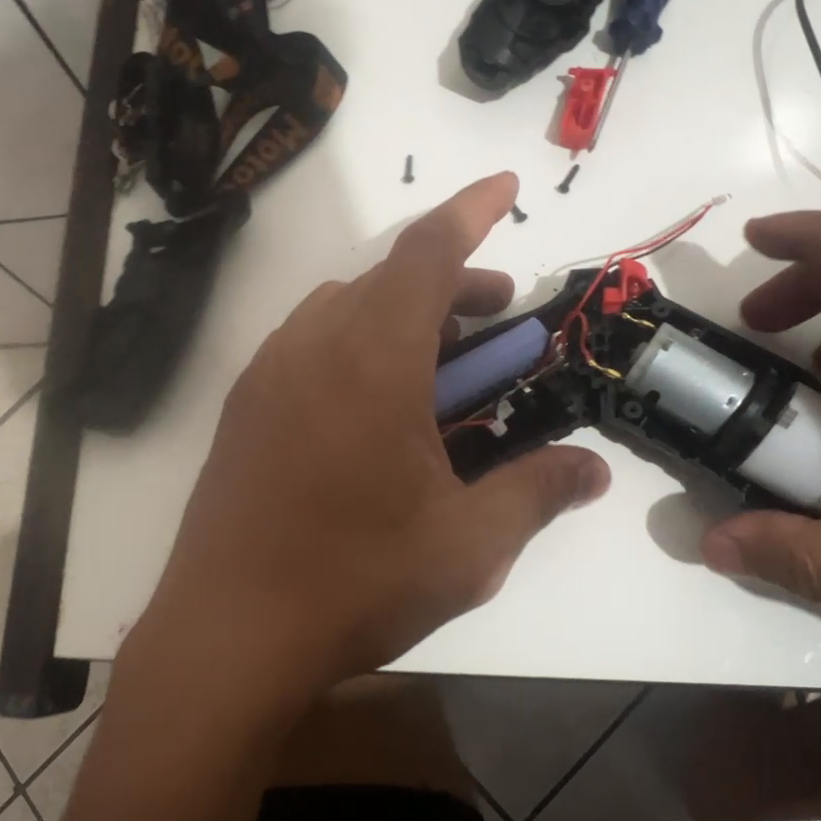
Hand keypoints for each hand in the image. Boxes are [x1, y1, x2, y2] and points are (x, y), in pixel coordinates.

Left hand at [127, 173, 609, 700]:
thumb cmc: (356, 582)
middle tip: (498, 321)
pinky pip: (306, 345)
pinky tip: (372, 407)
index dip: (471, 212)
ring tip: (438, 367)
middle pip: (387, 280)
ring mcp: (266, 375)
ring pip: (341, 309)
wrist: (228, 632)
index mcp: (372, 360)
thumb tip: (592, 469)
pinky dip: (352, 344)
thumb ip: (536, 492)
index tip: (505, 188)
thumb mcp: (468, 546)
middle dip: (450, 283)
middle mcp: (312, 347)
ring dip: (397, 315)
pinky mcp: (240, 408)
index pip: (428, 254)